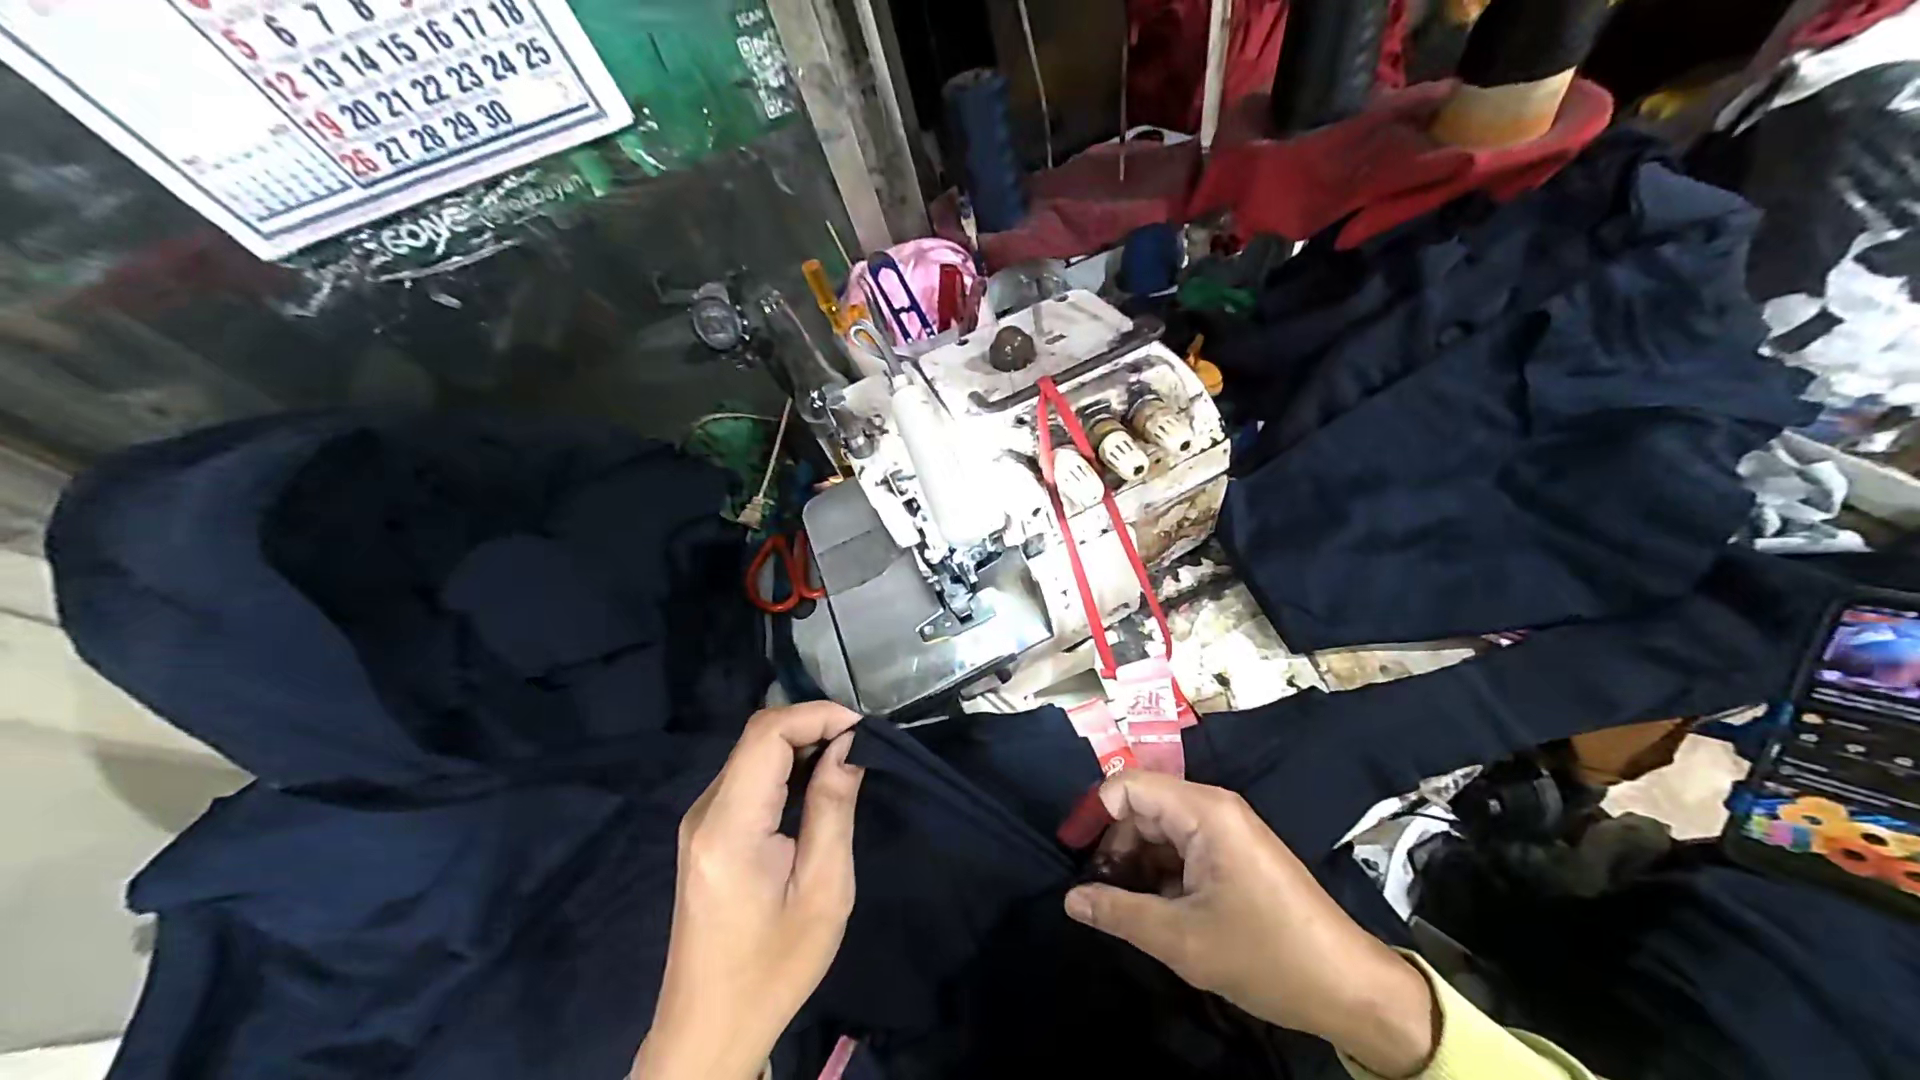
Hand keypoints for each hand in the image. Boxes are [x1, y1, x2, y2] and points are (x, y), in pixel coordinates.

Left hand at [632, 702, 865, 1079]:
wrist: (710, 1026)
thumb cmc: (774, 966)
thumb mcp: (823, 891)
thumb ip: (833, 808)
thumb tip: (848, 746)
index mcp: (728, 826)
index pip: (767, 734)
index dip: (817, 715)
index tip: (863, 729)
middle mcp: (704, 811)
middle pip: (757, 737)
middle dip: (813, 725)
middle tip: (862, 743)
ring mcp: (699, 820)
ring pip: (751, 752)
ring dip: (801, 743)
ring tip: (847, 757)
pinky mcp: (704, 832)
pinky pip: (746, 777)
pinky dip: (784, 766)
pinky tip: (815, 782)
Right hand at [1065, 771, 1437, 1077]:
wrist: (1351, 989)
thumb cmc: (1266, 955)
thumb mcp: (1182, 939)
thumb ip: (1118, 912)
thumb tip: (1071, 899)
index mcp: (1203, 812)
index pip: (1128, 786)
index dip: (1093, 814)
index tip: (1073, 854)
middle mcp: (1213, 808)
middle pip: (1142, 806)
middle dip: (1113, 844)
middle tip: (1097, 891)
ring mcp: (1226, 829)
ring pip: (1159, 828)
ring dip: (1135, 861)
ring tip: (1121, 905)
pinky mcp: (1234, 851)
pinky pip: (1182, 846)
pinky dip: (1159, 871)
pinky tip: (1152, 907)